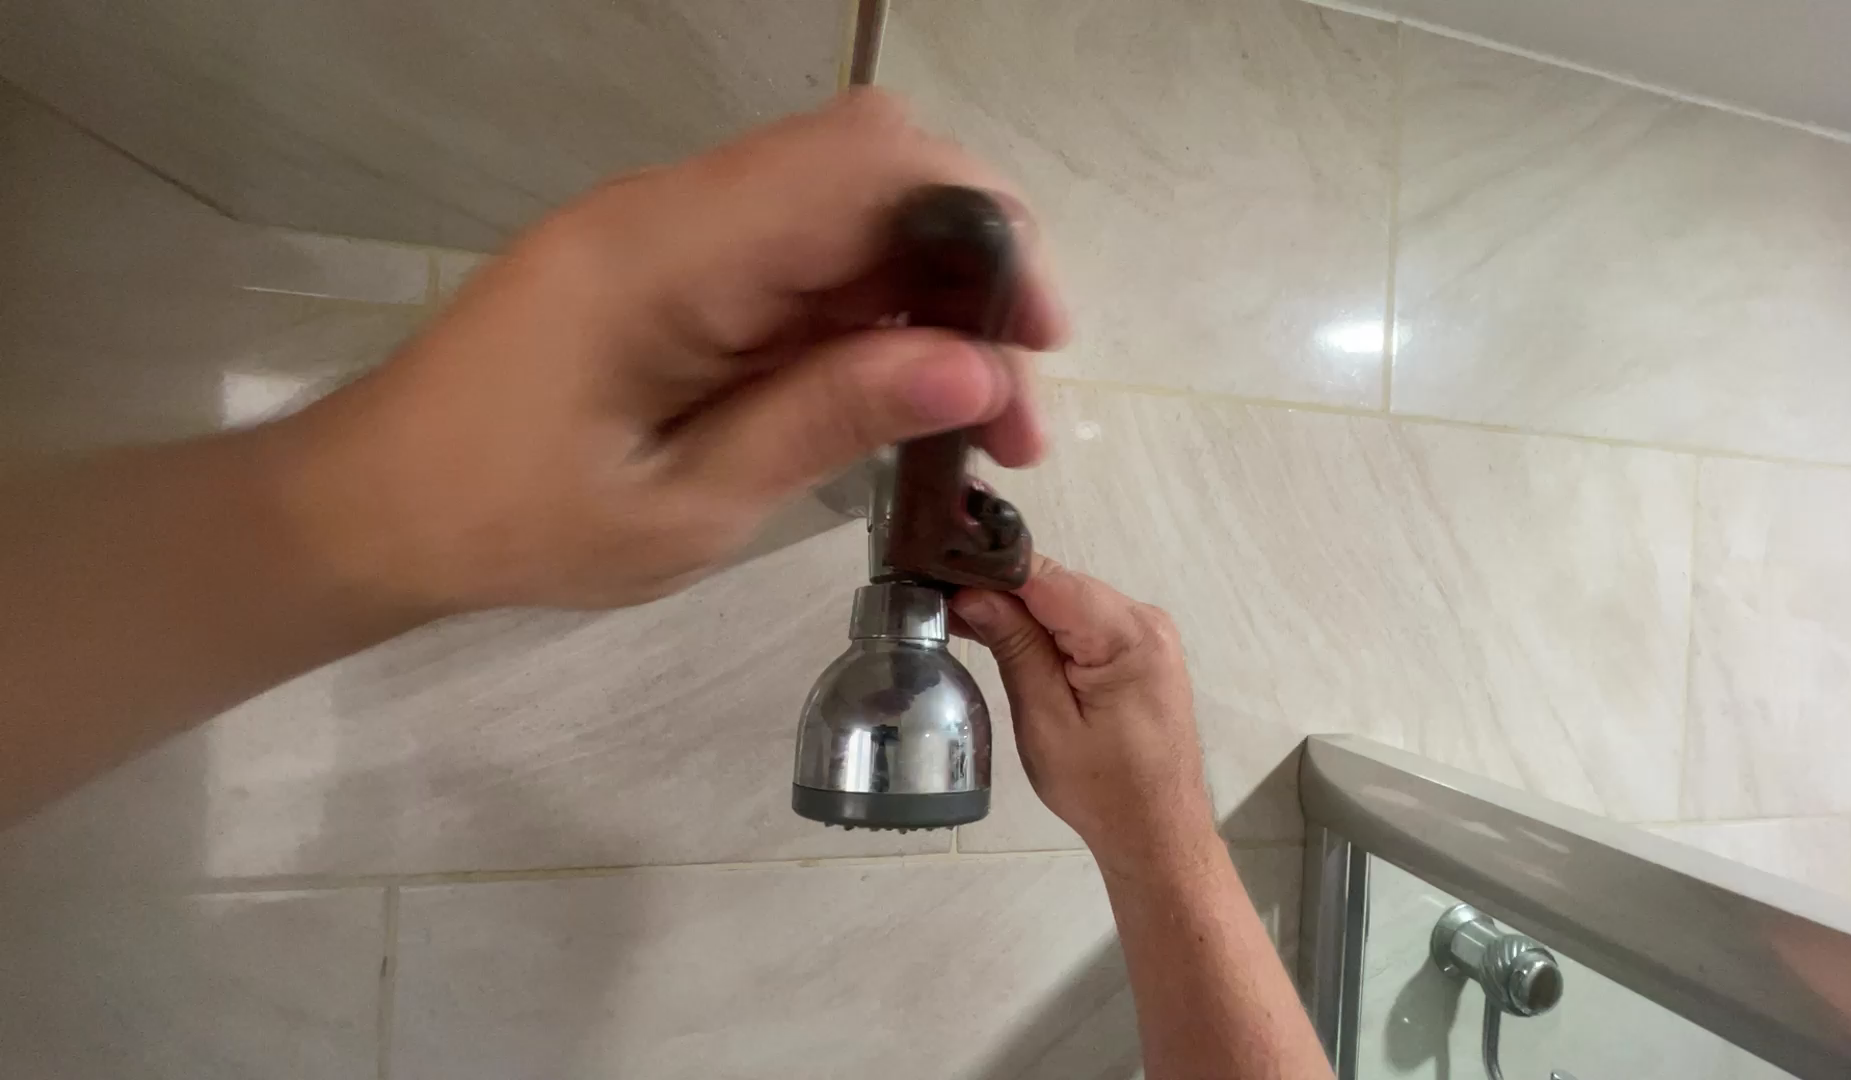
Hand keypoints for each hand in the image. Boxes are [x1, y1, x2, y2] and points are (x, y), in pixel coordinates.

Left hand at [275, 90, 1066, 613]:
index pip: (865, 165)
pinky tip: (913, 400)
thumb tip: (973, 371)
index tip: (1039, 338)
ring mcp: (691, 237)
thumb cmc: (522, 523)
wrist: (389, 507)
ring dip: (942, 309)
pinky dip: (888, 327)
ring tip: (982, 421)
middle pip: (878, 173)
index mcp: (670, 255)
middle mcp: (686, 213)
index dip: (983, 226)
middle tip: (1015, 399)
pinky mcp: (696, 274)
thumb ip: (827, 420)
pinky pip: (821, 269)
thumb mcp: (691, 504)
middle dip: (980, 271)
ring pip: (861, 224)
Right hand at [951, 557, 1217, 875]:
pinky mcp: (1136, 646)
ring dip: (1017, 609)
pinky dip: (1043, 625)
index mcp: (1129, 636)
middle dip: (1000, 591)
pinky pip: (1080, 619)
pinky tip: (1002, 631)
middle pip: (1057, 584)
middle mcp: (1144, 619)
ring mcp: (1144, 631)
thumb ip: (1015, 648)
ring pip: (1065, 599)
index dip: (993, 574)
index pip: (1049, 579)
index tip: (943, 577)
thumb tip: (973, 593)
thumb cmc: (1102, 791)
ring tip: (961, 616)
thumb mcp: (1046, 721)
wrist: (1158, 830)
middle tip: (942, 601)